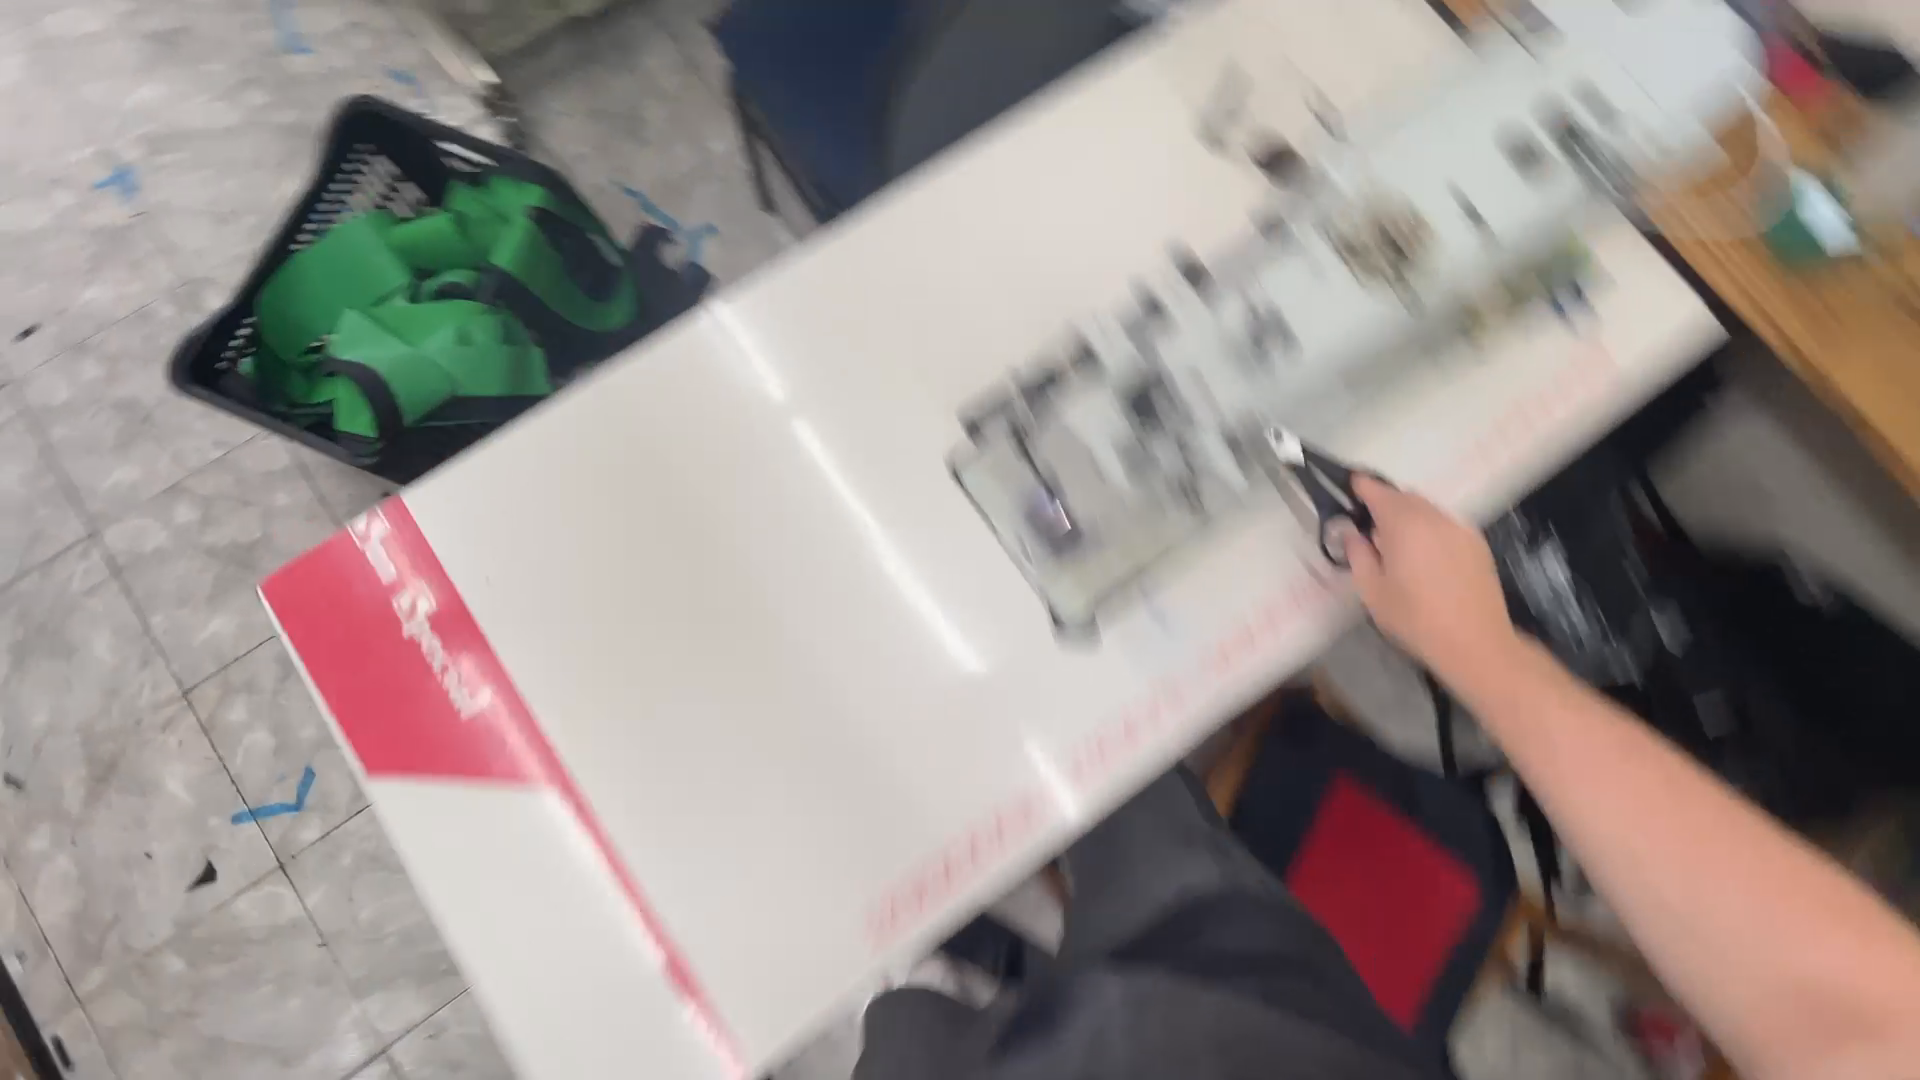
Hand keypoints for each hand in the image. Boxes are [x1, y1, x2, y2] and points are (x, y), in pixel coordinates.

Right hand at [1341, 476, 1517, 680]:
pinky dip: (1428, 527)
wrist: (1475, 642)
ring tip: (1394, 541)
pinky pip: (1444, 524)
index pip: (1379, 492)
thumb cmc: (1414, 617)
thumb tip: (1351, 531)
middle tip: (1366, 522)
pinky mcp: (1476, 544)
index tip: (1349, 485)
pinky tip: (1422, 554)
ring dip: (1407, 515)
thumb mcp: (1371, 589)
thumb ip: (1358, 553)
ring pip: (1427, 509)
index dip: (1361, 486)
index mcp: (1404, 525)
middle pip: (1405, 496)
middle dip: (1384, 501)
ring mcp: (1460, 529)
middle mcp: (1435, 518)